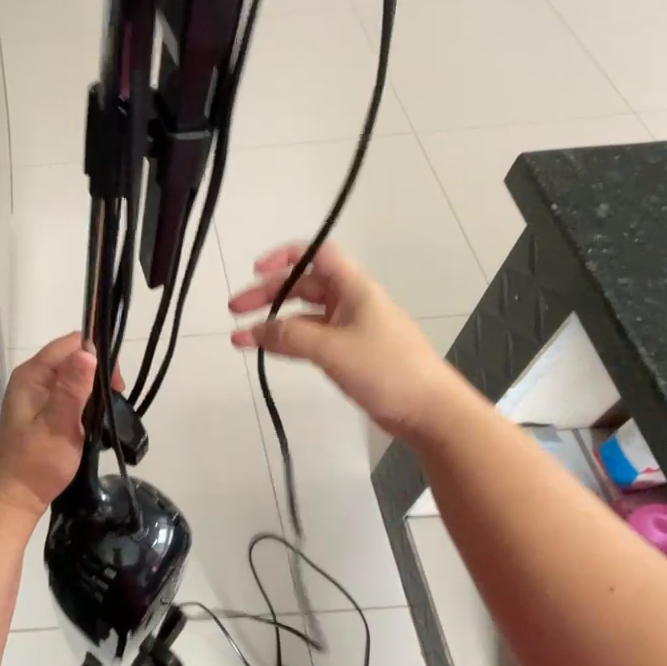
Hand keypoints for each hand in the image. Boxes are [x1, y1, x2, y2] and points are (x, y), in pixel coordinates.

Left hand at [0, 332, 98, 518]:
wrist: (16, 498)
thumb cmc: (37, 462)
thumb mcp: (59, 424)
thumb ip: (73, 387)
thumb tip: (88, 350)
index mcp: (32, 374)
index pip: (70, 343)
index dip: (96, 354)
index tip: (115, 383)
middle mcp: (33, 378)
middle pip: (73, 356)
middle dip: (98, 372)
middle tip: (114, 400)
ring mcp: (37, 394)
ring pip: (74, 375)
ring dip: (93, 388)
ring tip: (107, 412)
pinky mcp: (44, 409)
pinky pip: (70, 392)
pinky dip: (86, 400)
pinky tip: (95, 419)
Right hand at [229, 242, 464, 436]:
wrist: (431, 412)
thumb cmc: (387, 370)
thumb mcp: (332, 349)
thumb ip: (289, 337)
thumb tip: (252, 331)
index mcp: (354, 288)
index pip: (317, 254)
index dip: (285, 256)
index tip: (256, 270)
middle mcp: (351, 302)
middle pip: (303, 286)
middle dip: (268, 294)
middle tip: (235, 310)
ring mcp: (352, 329)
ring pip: (304, 316)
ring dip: (274, 323)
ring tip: (242, 337)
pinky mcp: (352, 354)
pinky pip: (312, 339)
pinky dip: (289, 342)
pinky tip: (268, 351)